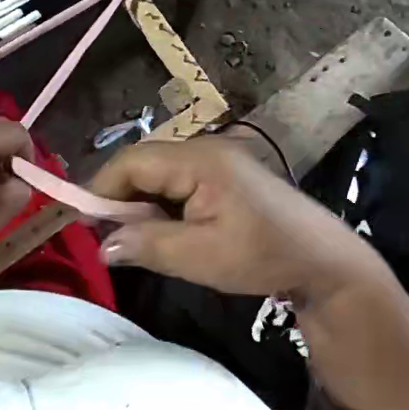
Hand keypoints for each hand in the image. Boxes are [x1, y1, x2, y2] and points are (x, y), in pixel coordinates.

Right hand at [88, 136, 383, 302]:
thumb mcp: (202, 258)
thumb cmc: (264, 256)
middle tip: (105, 235)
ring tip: (131, 236)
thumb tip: (101, 245)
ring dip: (138, 202)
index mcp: (199, 159)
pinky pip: (176, 180)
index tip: (82, 223)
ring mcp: (215, 158)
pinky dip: (160, 203)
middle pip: (143, 163)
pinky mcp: (223, 173)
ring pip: (157, 172)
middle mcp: (204, 148)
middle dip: (118, 197)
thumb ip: (148, 245)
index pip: (132, 162)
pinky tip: (160, 229)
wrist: (326, 261)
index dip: (101, 189)